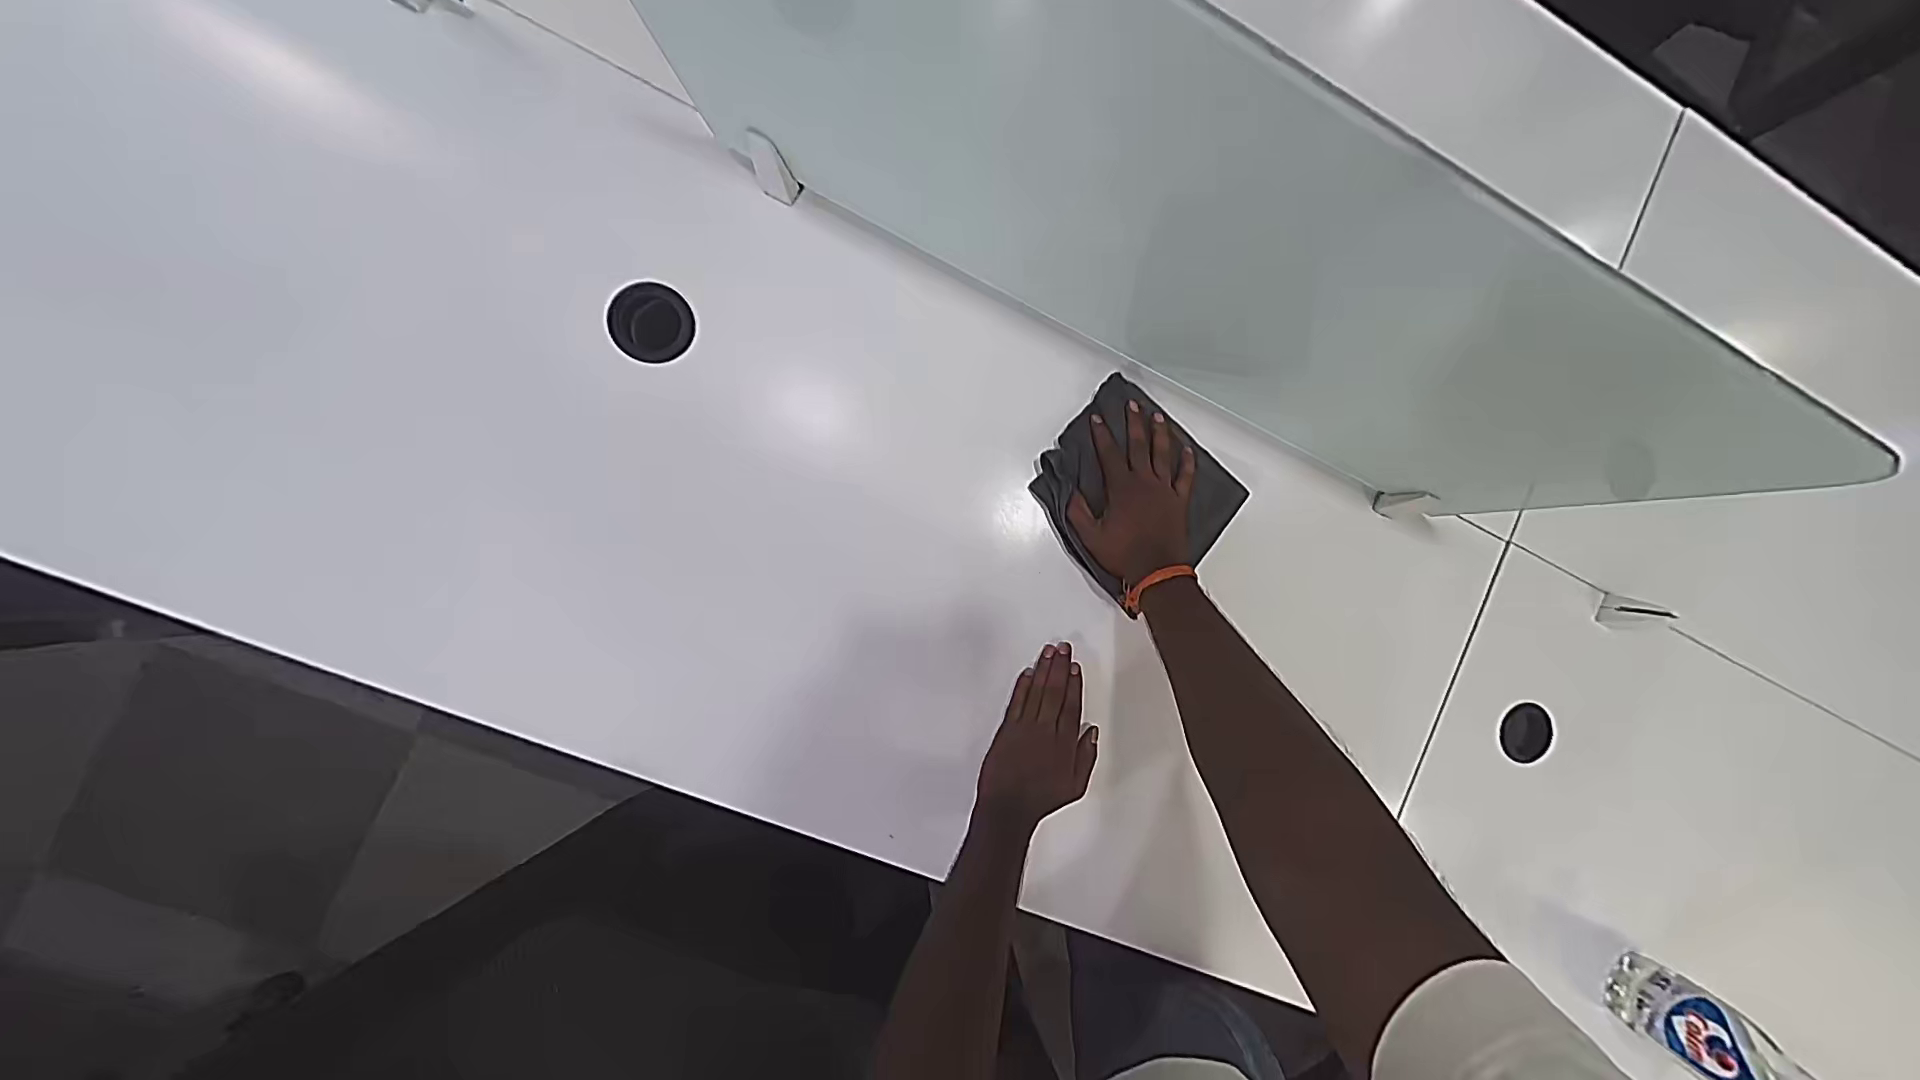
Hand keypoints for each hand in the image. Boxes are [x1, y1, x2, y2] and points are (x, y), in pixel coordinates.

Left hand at [975, 642, 1098, 834]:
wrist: (1008, 807)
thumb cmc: (1040, 799)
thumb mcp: (1075, 785)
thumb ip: (1086, 756)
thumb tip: (1092, 731)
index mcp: (1065, 743)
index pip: (1072, 705)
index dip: (1075, 684)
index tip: (1075, 667)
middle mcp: (1046, 731)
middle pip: (1056, 692)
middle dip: (1060, 667)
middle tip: (1063, 648)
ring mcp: (1026, 728)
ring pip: (1038, 692)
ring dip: (1043, 669)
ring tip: (1049, 652)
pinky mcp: (1007, 729)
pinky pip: (1017, 702)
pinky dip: (1022, 686)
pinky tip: (1028, 672)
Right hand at [1067, 399, 1194, 584]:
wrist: (1157, 571)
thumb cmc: (1125, 554)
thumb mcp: (1091, 536)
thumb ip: (1078, 512)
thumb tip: (1072, 492)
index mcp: (1122, 489)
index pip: (1109, 454)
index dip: (1102, 435)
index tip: (1098, 419)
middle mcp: (1145, 483)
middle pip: (1139, 445)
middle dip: (1133, 422)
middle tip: (1132, 406)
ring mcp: (1165, 490)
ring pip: (1163, 454)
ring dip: (1160, 433)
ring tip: (1157, 417)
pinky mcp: (1179, 501)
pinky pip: (1185, 476)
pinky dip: (1187, 461)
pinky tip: (1186, 450)